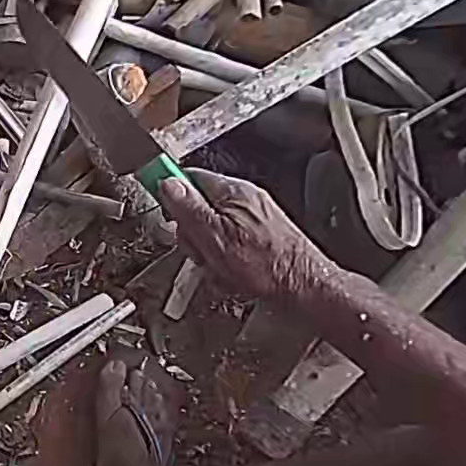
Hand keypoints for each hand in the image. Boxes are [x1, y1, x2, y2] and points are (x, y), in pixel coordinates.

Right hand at [157, 170, 332, 299]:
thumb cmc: (266, 266)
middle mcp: (244, 198)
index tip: (160, 202)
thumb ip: (187, 208)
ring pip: (211, 226)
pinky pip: (227, 240)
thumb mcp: (214, 237)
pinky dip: (223, 256)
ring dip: (206, 248)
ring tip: (218, 265)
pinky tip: (230, 271)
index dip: (170, 192)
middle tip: (199, 249)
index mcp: (232, 192)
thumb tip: (167, 183)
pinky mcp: (259, 234)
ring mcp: (253, 216)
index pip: (188, 177)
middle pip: (197, 205)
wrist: (306, 288)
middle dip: (190, 231)